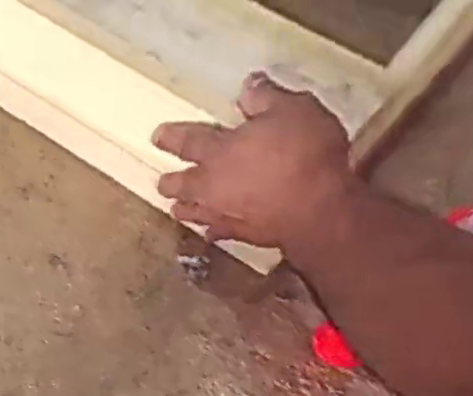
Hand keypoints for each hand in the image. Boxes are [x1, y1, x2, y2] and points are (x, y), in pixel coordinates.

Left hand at [152, 72, 356, 248]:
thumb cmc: (304, 151)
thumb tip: (247, 85)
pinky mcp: (237, 234)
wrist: (315, 206)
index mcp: (220, 151)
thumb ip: (265, 98)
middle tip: (161, 182)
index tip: (157, 136)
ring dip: (183, 209)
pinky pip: (216, 232)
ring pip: (192, 212)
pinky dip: (211, 231)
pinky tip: (209, 232)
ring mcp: (222, 213)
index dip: (172, 137)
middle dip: (170, 181)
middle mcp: (212, 185)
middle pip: (182, 183)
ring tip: (176, 208)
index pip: (189, 141)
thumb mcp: (291, 108)